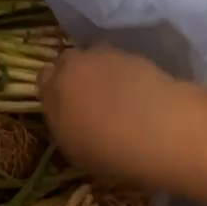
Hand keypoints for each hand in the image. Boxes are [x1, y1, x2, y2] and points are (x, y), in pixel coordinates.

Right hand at [39, 46, 192, 186]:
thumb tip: (66, 110)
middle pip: (69, 62)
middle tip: (89, 100)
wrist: (161, 132)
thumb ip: (62, 122)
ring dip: (102, 72)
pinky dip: (128, 76)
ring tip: (118, 98)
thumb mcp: (72, 148)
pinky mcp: (140, 56)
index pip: (44, 77)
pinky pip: (125, 63)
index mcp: (54, 86)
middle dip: (76, 75)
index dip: (54, 90)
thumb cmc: (109, 149)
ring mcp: (109, 56)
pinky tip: (140, 97)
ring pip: (97, 59)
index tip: (64, 106)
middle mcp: (77, 63)